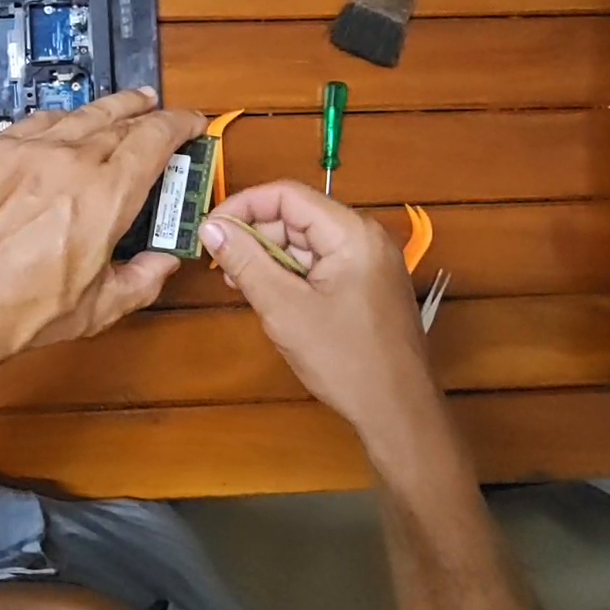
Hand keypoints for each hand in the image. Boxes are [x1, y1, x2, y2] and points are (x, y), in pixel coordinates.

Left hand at [0, 88, 205, 368]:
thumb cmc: (20, 309)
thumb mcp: (100, 307)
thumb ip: (143, 279)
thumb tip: (161, 263)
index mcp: (105, 196)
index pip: (155, 137)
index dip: (180, 125)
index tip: (191, 124)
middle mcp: (69, 162)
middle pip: (122, 119)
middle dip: (149, 115)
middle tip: (162, 115)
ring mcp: (30, 152)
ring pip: (83, 112)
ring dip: (111, 108)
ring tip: (126, 106)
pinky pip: (40, 120)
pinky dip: (64, 119)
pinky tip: (68, 124)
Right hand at [198, 182, 431, 432]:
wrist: (399, 413)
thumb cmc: (345, 360)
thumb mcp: (284, 308)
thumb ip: (245, 261)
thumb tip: (210, 227)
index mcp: (352, 233)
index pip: (286, 195)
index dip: (242, 206)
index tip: (210, 230)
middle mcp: (363, 237)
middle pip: (295, 216)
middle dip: (253, 234)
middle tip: (221, 263)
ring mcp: (367, 261)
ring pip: (303, 240)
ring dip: (267, 256)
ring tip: (239, 283)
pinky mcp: (364, 283)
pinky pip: (316, 263)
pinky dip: (287, 273)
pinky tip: (266, 294)